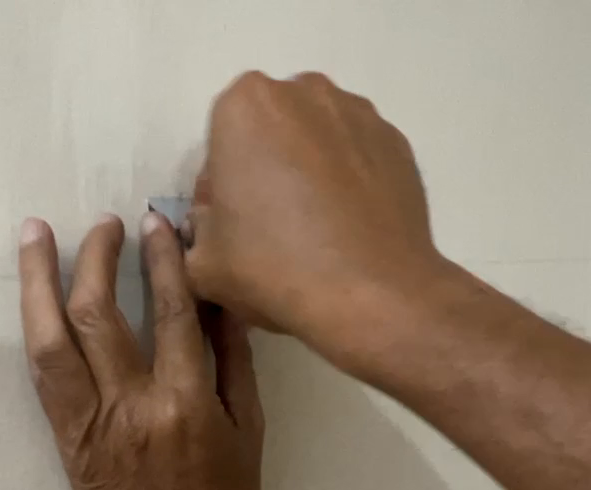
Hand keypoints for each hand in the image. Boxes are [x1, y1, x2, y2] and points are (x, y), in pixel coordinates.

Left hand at [18, 213, 264, 489]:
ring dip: (37, 281)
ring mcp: (89, 425)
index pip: (172, 310)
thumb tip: (219, 294)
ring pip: (49, 340)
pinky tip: (36, 299)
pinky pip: (43, 378)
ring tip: (34, 235)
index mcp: (186, 403)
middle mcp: (130, 407)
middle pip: (97, 312)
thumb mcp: (250, 430)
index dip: (164, 257)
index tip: (157, 221)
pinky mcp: (66, 442)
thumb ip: (233, 359)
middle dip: (95, 255)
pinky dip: (38, 330)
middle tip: (104, 224)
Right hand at [186, 72, 450, 352]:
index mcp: (244, 107)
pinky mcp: (396, 143)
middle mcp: (303, 92)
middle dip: (266, 172)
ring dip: (308, 176)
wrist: (370, 297)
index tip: (232, 230)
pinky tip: (347, 232)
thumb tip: (207, 222)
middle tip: (272, 232)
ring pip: (316, 143)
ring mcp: (358, 113)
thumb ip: (194, 232)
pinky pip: (357, 160)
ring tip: (314, 235)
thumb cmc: (274, 272)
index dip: (220, 192)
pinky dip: (348, 186)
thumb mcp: (203, 266)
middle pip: (270, 135)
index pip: (218, 146)